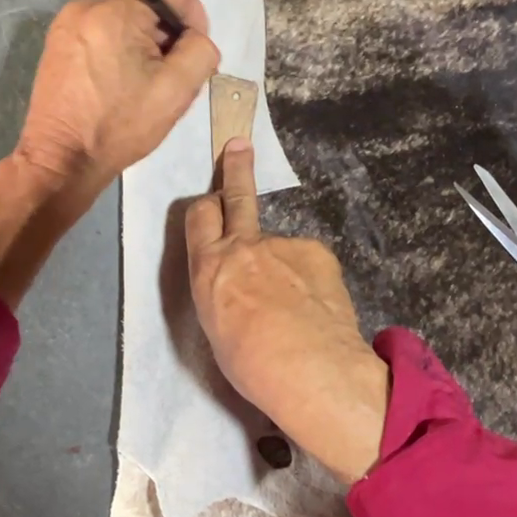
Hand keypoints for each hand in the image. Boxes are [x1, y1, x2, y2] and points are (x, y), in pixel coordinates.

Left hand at [14, 0, 220, 206]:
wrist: (63, 159)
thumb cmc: (121, 126)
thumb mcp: (177, 90)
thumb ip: (200, 51)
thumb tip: (196, 38)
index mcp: (115, 12)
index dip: (191, 16)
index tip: (194, 52)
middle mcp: (85, 8)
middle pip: (144, 7)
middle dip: (165, 36)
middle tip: (171, 77)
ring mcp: (66, 26)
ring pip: (122, 23)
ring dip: (141, 46)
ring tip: (144, 86)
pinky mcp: (56, 46)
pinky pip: (99, 36)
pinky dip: (117, 53)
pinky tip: (119, 87)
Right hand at [186, 141, 390, 481]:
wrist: (314, 370)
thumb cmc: (253, 366)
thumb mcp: (216, 329)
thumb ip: (224, 293)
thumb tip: (241, 287)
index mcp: (209, 270)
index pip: (199, 217)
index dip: (204, 208)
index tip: (210, 202)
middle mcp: (243, 247)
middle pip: (237, 195)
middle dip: (235, 168)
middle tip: (239, 146)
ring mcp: (283, 244)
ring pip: (281, 249)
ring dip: (284, 267)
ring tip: (298, 310)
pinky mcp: (317, 251)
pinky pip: (308, 262)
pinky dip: (310, 280)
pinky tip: (318, 308)